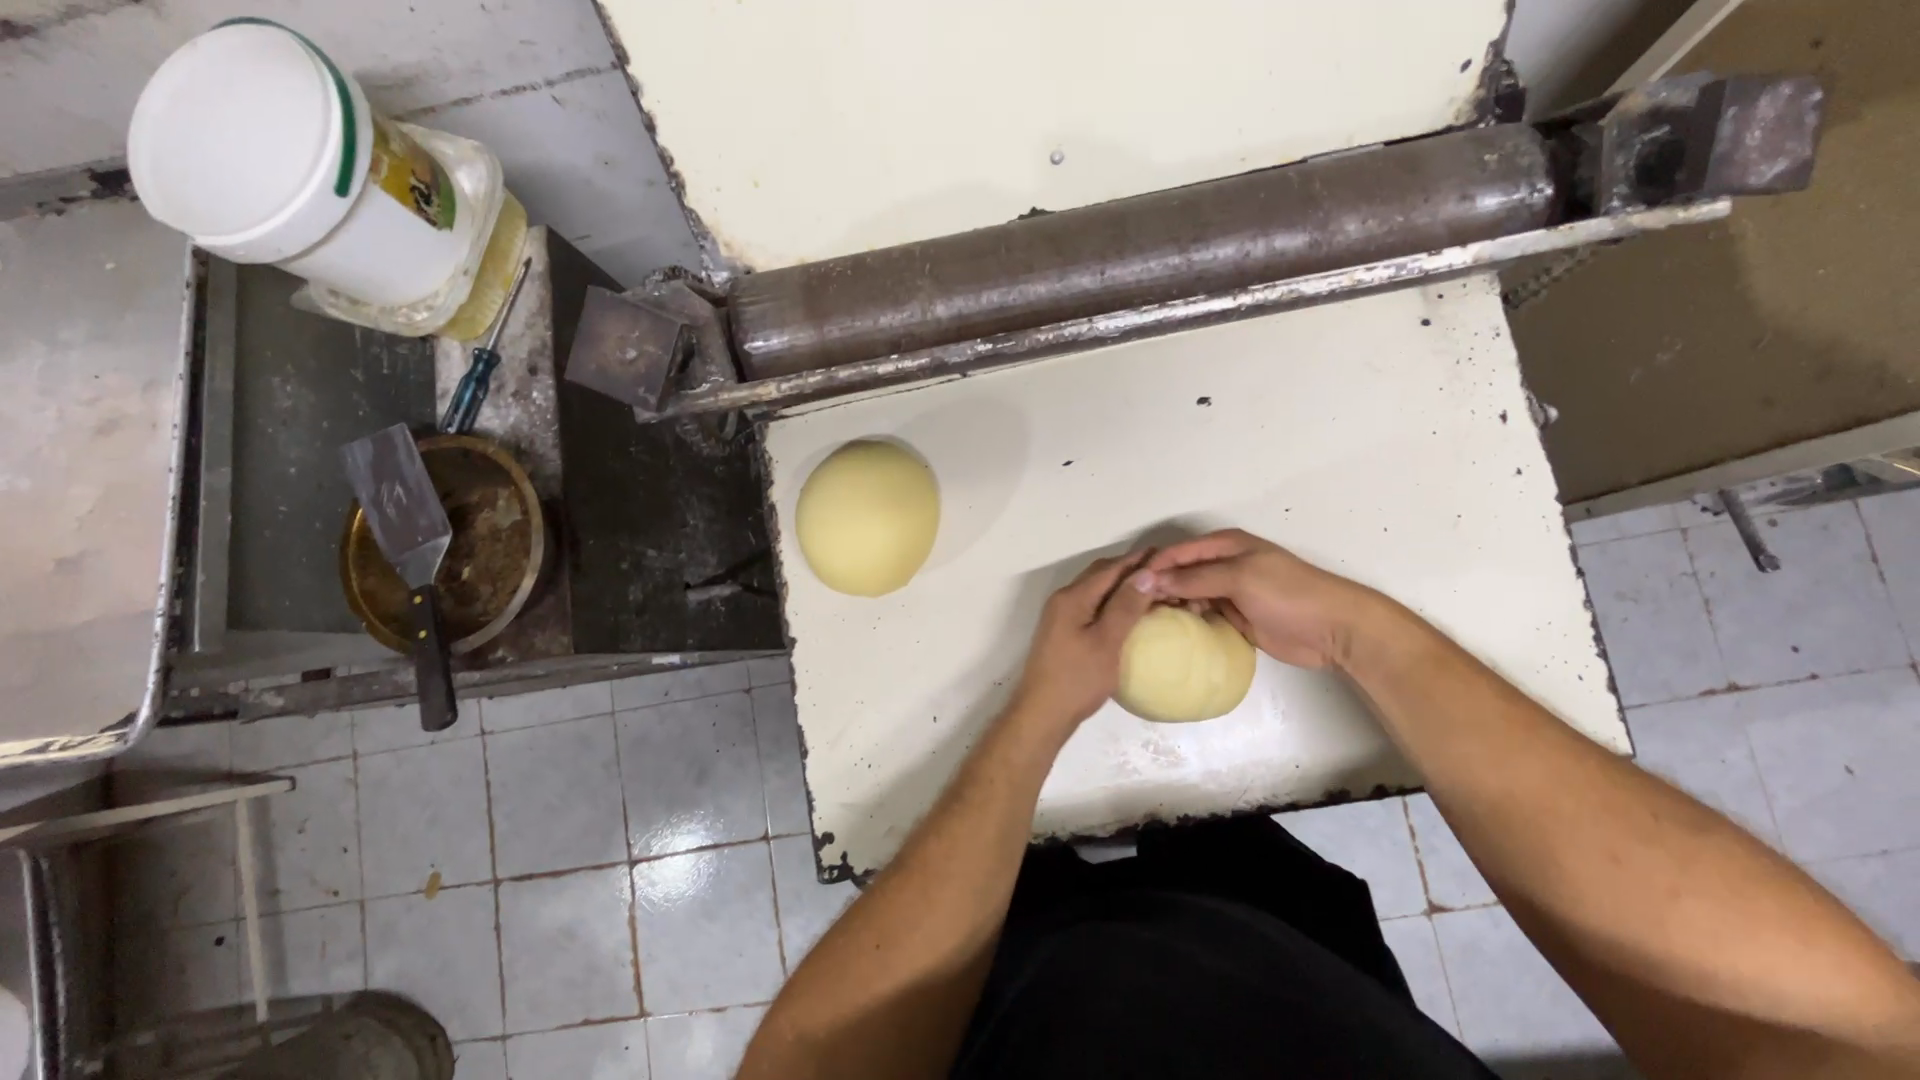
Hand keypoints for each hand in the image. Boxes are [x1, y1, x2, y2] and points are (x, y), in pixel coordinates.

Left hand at [1010, 552, 1157, 729]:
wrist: (1043, 713)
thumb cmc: (1077, 679)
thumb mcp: (1107, 642)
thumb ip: (1125, 606)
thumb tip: (1146, 573)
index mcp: (1073, 597)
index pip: (1111, 568)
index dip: (1139, 560)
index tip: (1167, 555)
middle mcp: (1064, 600)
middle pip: (1101, 575)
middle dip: (1131, 570)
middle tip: (1164, 572)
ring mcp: (1061, 616)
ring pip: (1096, 590)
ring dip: (1122, 586)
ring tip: (1152, 589)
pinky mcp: (1064, 632)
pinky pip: (1092, 605)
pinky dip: (1113, 602)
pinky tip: (1130, 613)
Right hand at [1141, 529, 1383, 669]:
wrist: (1332, 629)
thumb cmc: (1289, 594)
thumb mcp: (1240, 578)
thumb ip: (1194, 578)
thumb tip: (1150, 580)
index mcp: (1225, 545)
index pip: (1176, 552)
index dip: (1152, 567)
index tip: (1127, 589)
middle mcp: (1223, 565)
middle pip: (1178, 572)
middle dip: (1156, 587)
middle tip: (1132, 612)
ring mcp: (1228, 592)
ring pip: (1187, 594)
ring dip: (1170, 606)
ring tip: (1145, 625)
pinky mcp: (1234, 617)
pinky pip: (1201, 615)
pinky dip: (1185, 621)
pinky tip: (1167, 633)